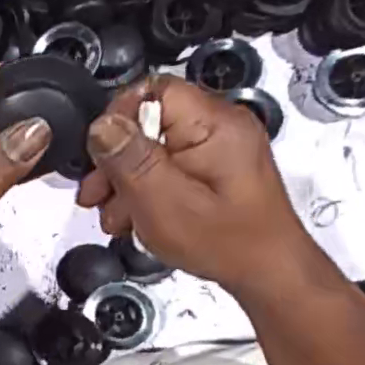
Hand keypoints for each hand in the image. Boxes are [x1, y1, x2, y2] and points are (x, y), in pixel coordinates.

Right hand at [77, 74, 326, 295]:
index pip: (151, 91)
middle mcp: (219, 127)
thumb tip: (102, 125)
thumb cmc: (228, 243)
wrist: (266, 273)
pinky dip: (145, 189)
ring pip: (151, 147)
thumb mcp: (163, 202)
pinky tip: (137, 216)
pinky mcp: (212, 167)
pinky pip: (167, 165)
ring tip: (118, 215)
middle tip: (98, 194)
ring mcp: (217, 148)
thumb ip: (130, 160)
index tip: (100, 158)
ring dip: (125, 181)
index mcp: (213, 125)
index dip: (115, 122)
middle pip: (147, 122)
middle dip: (115, 160)